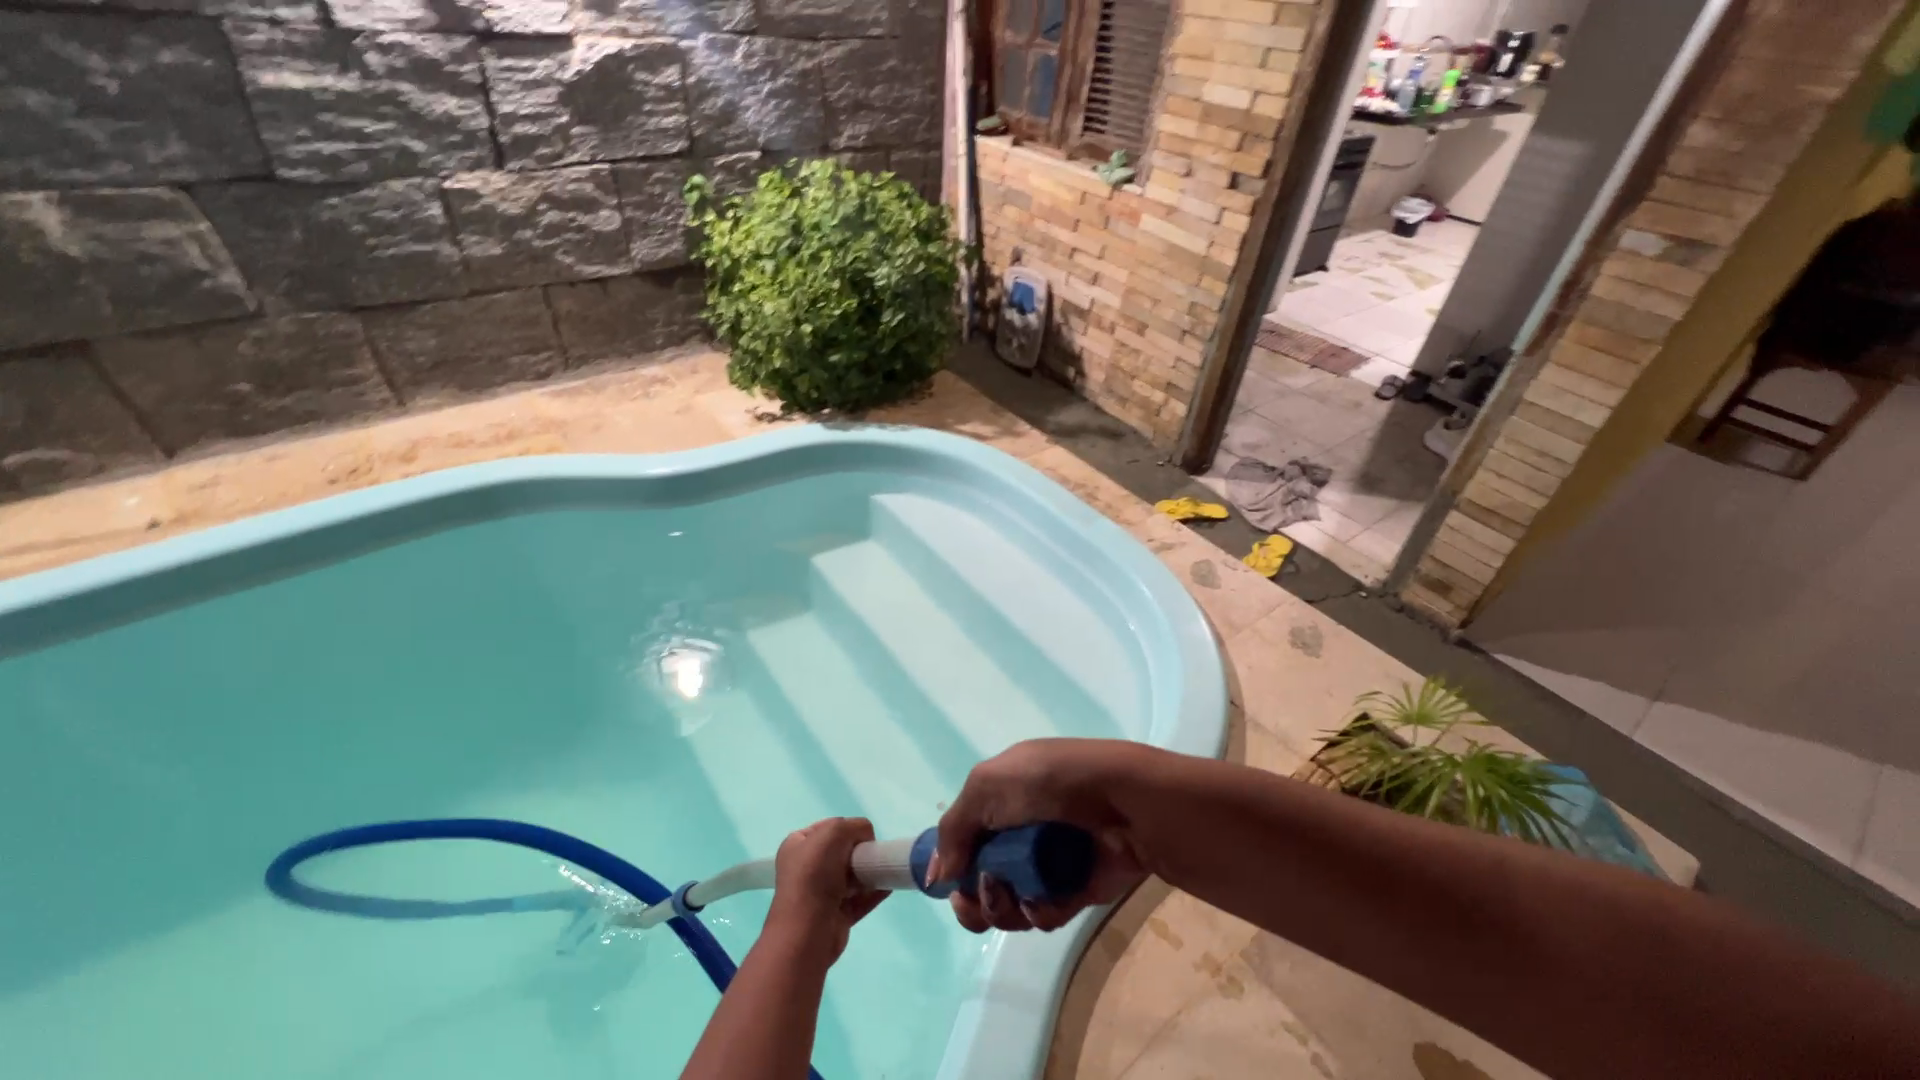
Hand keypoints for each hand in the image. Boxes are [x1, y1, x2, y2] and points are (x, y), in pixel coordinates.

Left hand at [767, 817, 888, 960]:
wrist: (809, 928)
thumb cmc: (815, 874)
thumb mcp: (835, 832)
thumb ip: (856, 826)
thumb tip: (866, 839)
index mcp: (797, 845)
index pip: (826, 828)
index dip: (846, 828)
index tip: (861, 837)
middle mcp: (806, 868)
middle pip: (841, 853)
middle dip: (859, 853)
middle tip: (870, 856)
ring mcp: (819, 894)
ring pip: (851, 877)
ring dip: (868, 873)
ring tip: (882, 871)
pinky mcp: (835, 916)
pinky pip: (859, 900)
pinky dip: (873, 893)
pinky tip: (888, 886)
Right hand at [931, 739, 1153, 933]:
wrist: (1124, 803)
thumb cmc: (1050, 783)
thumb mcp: (987, 786)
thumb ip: (954, 830)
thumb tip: (937, 876)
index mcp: (1003, 797)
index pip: (966, 837)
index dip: (952, 862)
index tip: (945, 880)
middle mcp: (1022, 831)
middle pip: (980, 880)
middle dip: (970, 896)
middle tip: (973, 896)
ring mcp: (1050, 863)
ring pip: (1008, 904)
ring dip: (999, 906)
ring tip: (1008, 891)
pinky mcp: (1077, 892)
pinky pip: (1043, 916)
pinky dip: (1036, 912)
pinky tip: (1040, 899)